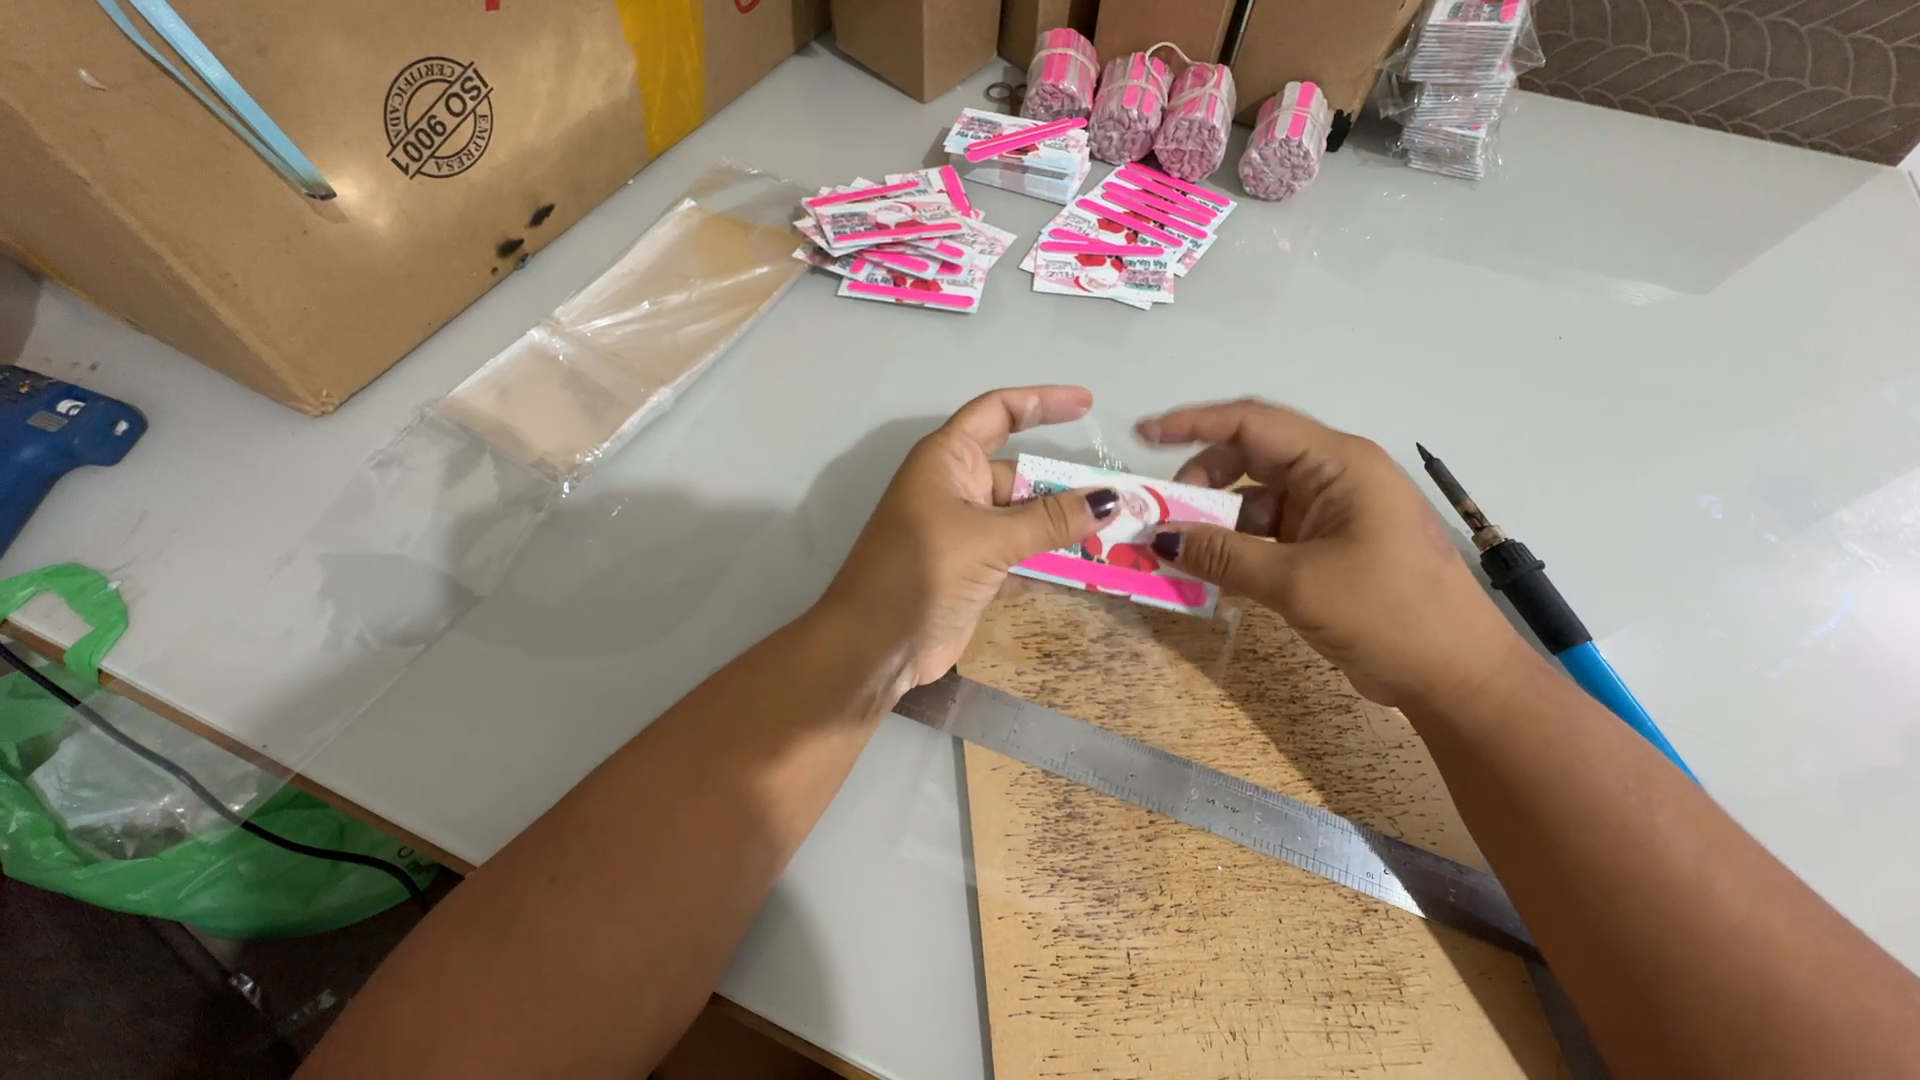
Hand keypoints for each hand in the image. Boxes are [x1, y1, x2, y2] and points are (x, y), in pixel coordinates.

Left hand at [820, 386, 1119, 693]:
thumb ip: (1050, 519)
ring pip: (1024, 519)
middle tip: (1124, 498)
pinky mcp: (971, 571)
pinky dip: (1047, 562)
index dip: (1042, 402)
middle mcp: (955, 489)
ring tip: (1118, 536)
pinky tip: (1086, 572)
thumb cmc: (920, 573)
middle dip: (1066, 485)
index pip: (998, 413)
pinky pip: (1019, 555)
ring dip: (1063, 528)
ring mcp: (963, 533)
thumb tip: (1109, 498)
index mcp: (947, 460)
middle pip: (1020, 474)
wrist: (874, 646)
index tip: (1088, 405)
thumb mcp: (989, 540)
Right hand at [1136, 399, 1532, 709]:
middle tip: (1162, 517)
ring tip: (1178, 552)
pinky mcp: (1329, 547)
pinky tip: (1210, 572)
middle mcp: (1334, 477)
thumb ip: (1224, 556)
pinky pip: (1268, 534)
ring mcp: (1332, 514)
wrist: (1459, 677)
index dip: (1192, 424)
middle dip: (1200, 482)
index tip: (1142, 435)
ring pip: (1255, 500)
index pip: (1252, 424)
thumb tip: (1158, 539)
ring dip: (1215, 522)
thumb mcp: (1297, 582)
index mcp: (1338, 464)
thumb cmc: (1389, 614)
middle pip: (1250, 458)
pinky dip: (1236, 548)